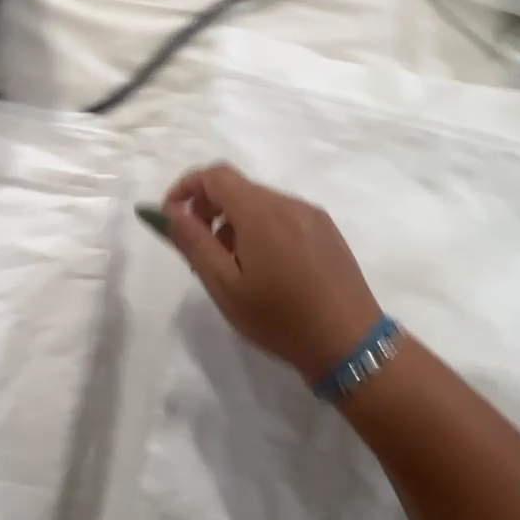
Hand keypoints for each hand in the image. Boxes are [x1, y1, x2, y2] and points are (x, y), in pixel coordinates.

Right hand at [157, 163, 383, 381]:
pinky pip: (283, 217)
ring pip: (260, 203)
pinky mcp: (327, 231)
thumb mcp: (224, 286)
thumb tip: (170, 210)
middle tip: (199, 251)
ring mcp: (312, 216)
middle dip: (208, 209)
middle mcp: (288, 204)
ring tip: (232, 267)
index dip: (186, 188)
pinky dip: (261, 229)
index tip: (170, 217)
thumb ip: (193, 242)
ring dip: (235, 222)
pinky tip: (265, 270)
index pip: (215, 175)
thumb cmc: (279, 319)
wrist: (349, 344)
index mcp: (261, 213)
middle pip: (237, 188)